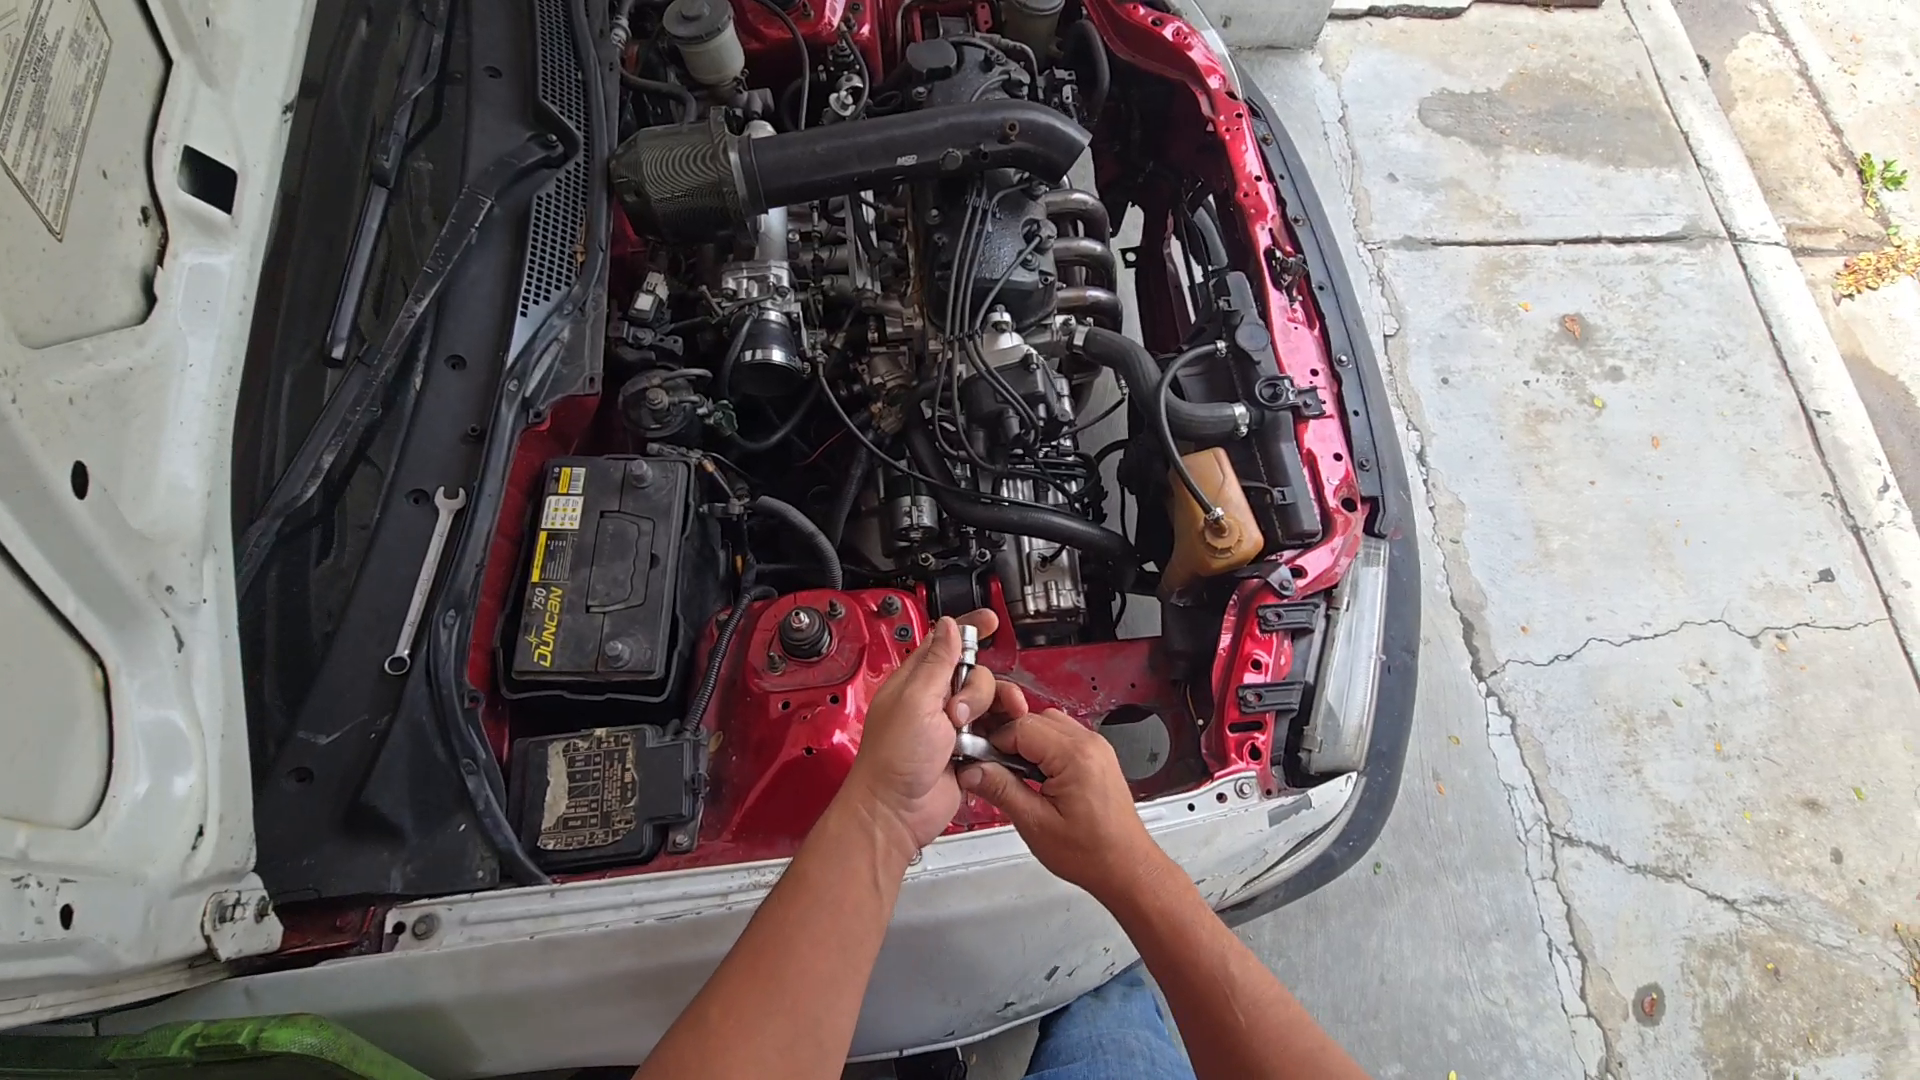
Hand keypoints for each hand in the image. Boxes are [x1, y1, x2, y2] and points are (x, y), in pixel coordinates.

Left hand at [844, 611, 1028, 850]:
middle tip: (958, 714)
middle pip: (976, 674)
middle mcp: (935, 700)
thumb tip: (948, 626)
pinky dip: (996, 738)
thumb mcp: (915, 702)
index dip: (970, 629)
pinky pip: (994, 733)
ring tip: (975, 735)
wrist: (896, 813)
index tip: (991, 621)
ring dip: (991, 714)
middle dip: (978, 691)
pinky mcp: (967, 751)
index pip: (947, 642)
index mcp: (916, 680)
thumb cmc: (892, 760)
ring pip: (990, 703)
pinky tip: (985, 749)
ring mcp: (952, 726)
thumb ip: (936, 663)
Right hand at [957, 708, 1173, 905]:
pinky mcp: (1097, 755)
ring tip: (1016, 776)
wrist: (1127, 868)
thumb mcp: (1035, 824)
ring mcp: (1096, 746)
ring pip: (1048, 724)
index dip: (994, 743)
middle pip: (1034, 720)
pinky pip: (1063, 736)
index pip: (1021, 727)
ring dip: (1026, 743)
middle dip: (1009, 741)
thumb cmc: (1089, 853)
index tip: (980, 764)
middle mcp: (1089, 742)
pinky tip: (1036, 775)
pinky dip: (1044, 748)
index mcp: (1075, 755)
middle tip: (994, 771)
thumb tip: (971, 770)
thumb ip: (1001, 790)